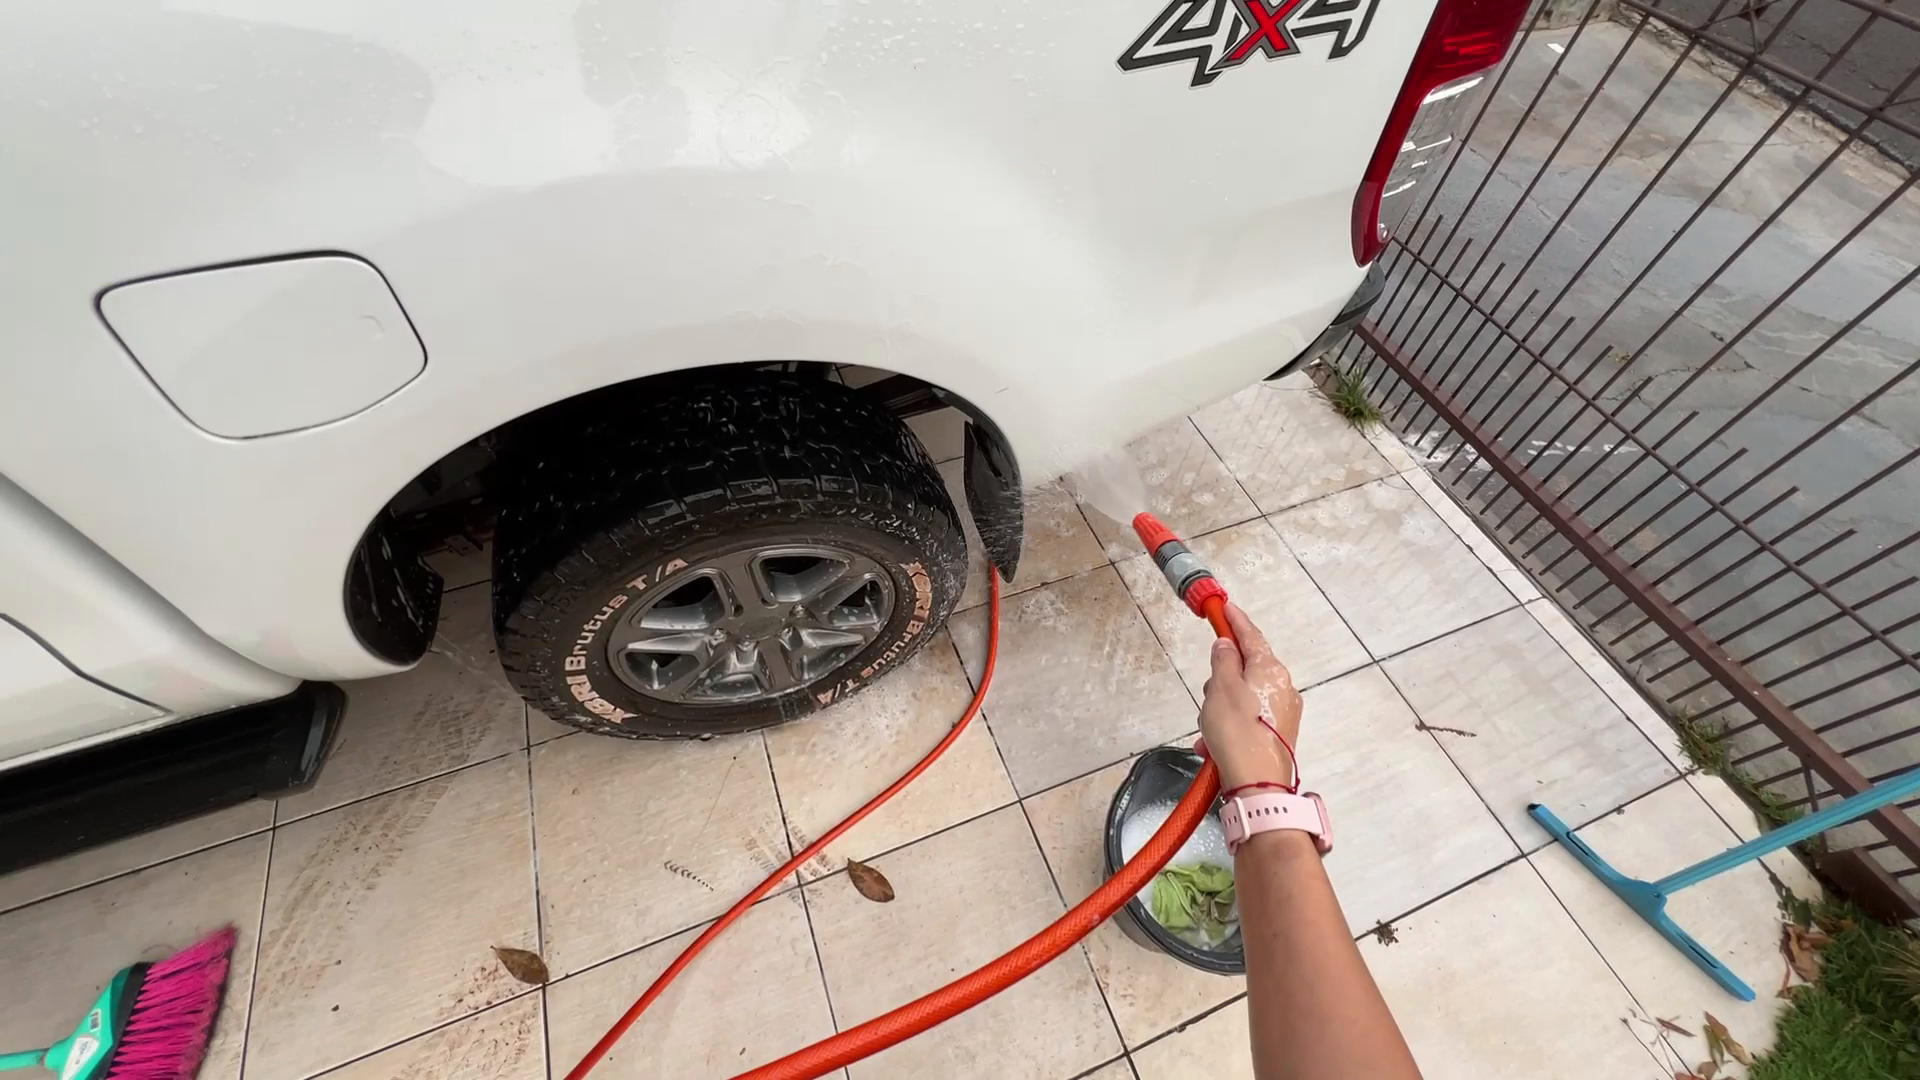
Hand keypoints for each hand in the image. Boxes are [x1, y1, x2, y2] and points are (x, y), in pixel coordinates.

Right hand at [1197, 603, 1302, 790]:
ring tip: (1207, 729)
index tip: (1224, 607)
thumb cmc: (1237, 734)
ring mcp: (1282, 713)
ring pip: (1242, 696)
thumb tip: (1226, 645)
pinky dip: (1228, 725)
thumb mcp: (1220, 689)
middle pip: (1245, 668)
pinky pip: (1246, 719)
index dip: (1235, 620)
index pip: (1251, 636)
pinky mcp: (1277, 735)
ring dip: (1220, 707)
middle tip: (1206, 695)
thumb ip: (1222, 661)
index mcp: (1271, 671)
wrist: (1257, 786)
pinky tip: (1212, 744)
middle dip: (1221, 677)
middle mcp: (1283, 688)